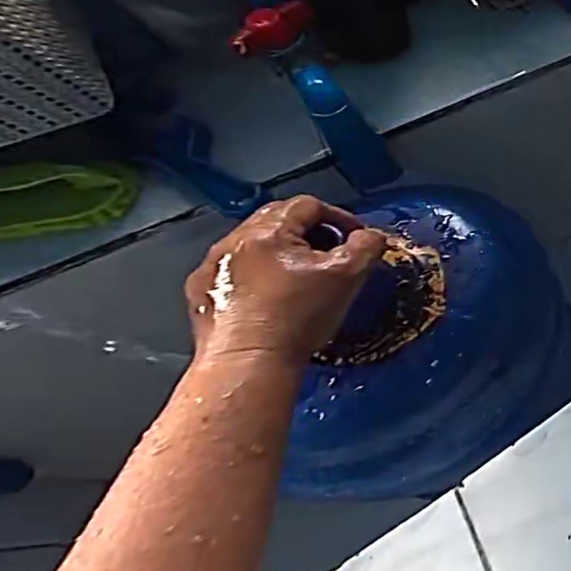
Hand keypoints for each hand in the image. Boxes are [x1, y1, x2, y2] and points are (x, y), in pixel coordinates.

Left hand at [182, 196, 386, 366]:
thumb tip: (369, 236)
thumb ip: (367, 245)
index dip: (339, 217)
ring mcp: (212, 268)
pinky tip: (274, 294)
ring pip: (256, 243)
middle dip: (311, 230)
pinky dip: (260, 271)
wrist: (249, 365)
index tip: (355, 238)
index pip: (309, 205)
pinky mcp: (202, 293)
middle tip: (332, 251)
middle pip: (279, 218)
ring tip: (305, 274)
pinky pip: (237, 268)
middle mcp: (233, 243)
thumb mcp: (349, 275)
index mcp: (267, 232)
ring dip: (284, 250)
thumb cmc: (299, 317)